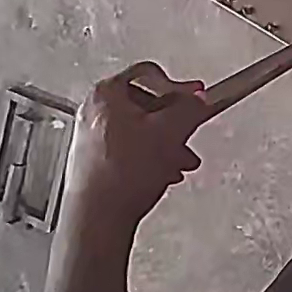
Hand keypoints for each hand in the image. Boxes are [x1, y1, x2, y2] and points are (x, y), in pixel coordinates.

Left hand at [63, 64, 211, 236]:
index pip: (149, 73)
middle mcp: (94, 112)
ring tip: (182, 159)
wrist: (99, 217)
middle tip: (189, 131)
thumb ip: (190, 109)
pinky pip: (132, 148)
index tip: (195, 97)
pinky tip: (167, 171)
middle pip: (147, 103)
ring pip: (142, 128)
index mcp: (106, 94)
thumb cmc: (124, 173)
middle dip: (174, 120)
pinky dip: (153, 156)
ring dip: (168, 141)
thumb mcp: (171, 132)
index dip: (178, 85)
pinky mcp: (95, 160)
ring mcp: (92, 137)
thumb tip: (198, 99)